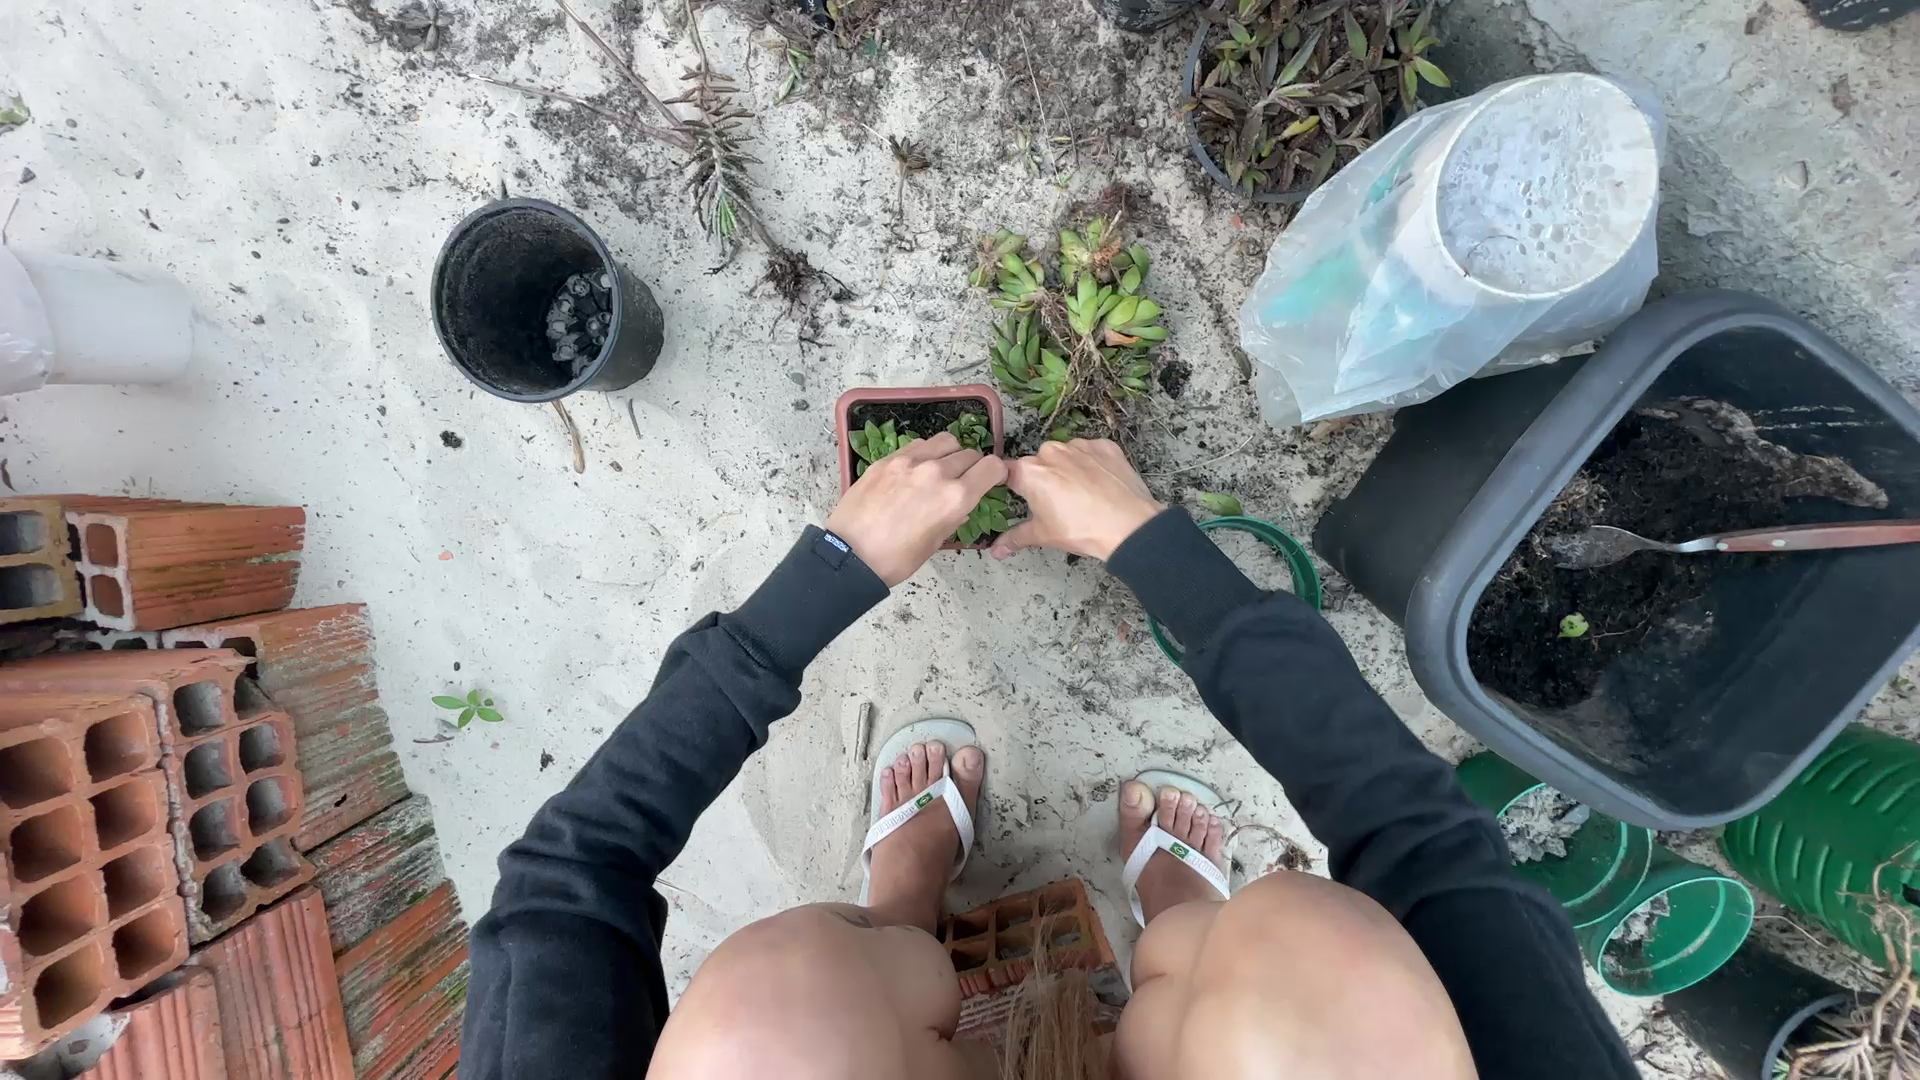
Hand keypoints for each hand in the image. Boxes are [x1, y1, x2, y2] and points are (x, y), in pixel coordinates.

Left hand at [826, 432, 1007, 585]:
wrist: (851, 556)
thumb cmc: (896, 559)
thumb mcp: (935, 543)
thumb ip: (953, 517)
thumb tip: (961, 506)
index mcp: (955, 498)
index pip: (992, 467)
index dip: (996, 473)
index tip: (990, 480)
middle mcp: (937, 472)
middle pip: (970, 453)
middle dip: (973, 466)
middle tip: (962, 481)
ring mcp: (910, 461)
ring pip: (945, 441)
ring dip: (950, 454)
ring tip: (939, 470)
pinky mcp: (887, 459)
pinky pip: (917, 445)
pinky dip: (925, 453)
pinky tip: (915, 470)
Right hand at [991, 438, 1162, 561]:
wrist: (1129, 525)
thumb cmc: (1082, 530)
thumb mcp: (1043, 536)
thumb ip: (1016, 538)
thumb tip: (997, 550)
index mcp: (1030, 471)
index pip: (1008, 472)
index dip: (1011, 484)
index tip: (1017, 495)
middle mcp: (1052, 451)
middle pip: (1040, 463)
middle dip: (1045, 479)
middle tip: (1056, 503)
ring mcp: (1080, 446)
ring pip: (1066, 455)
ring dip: (1069, 470)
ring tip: (1082, 496)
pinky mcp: (1105, 446)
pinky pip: (1091, 453)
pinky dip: (1093, 465)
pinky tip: (1100, 486)